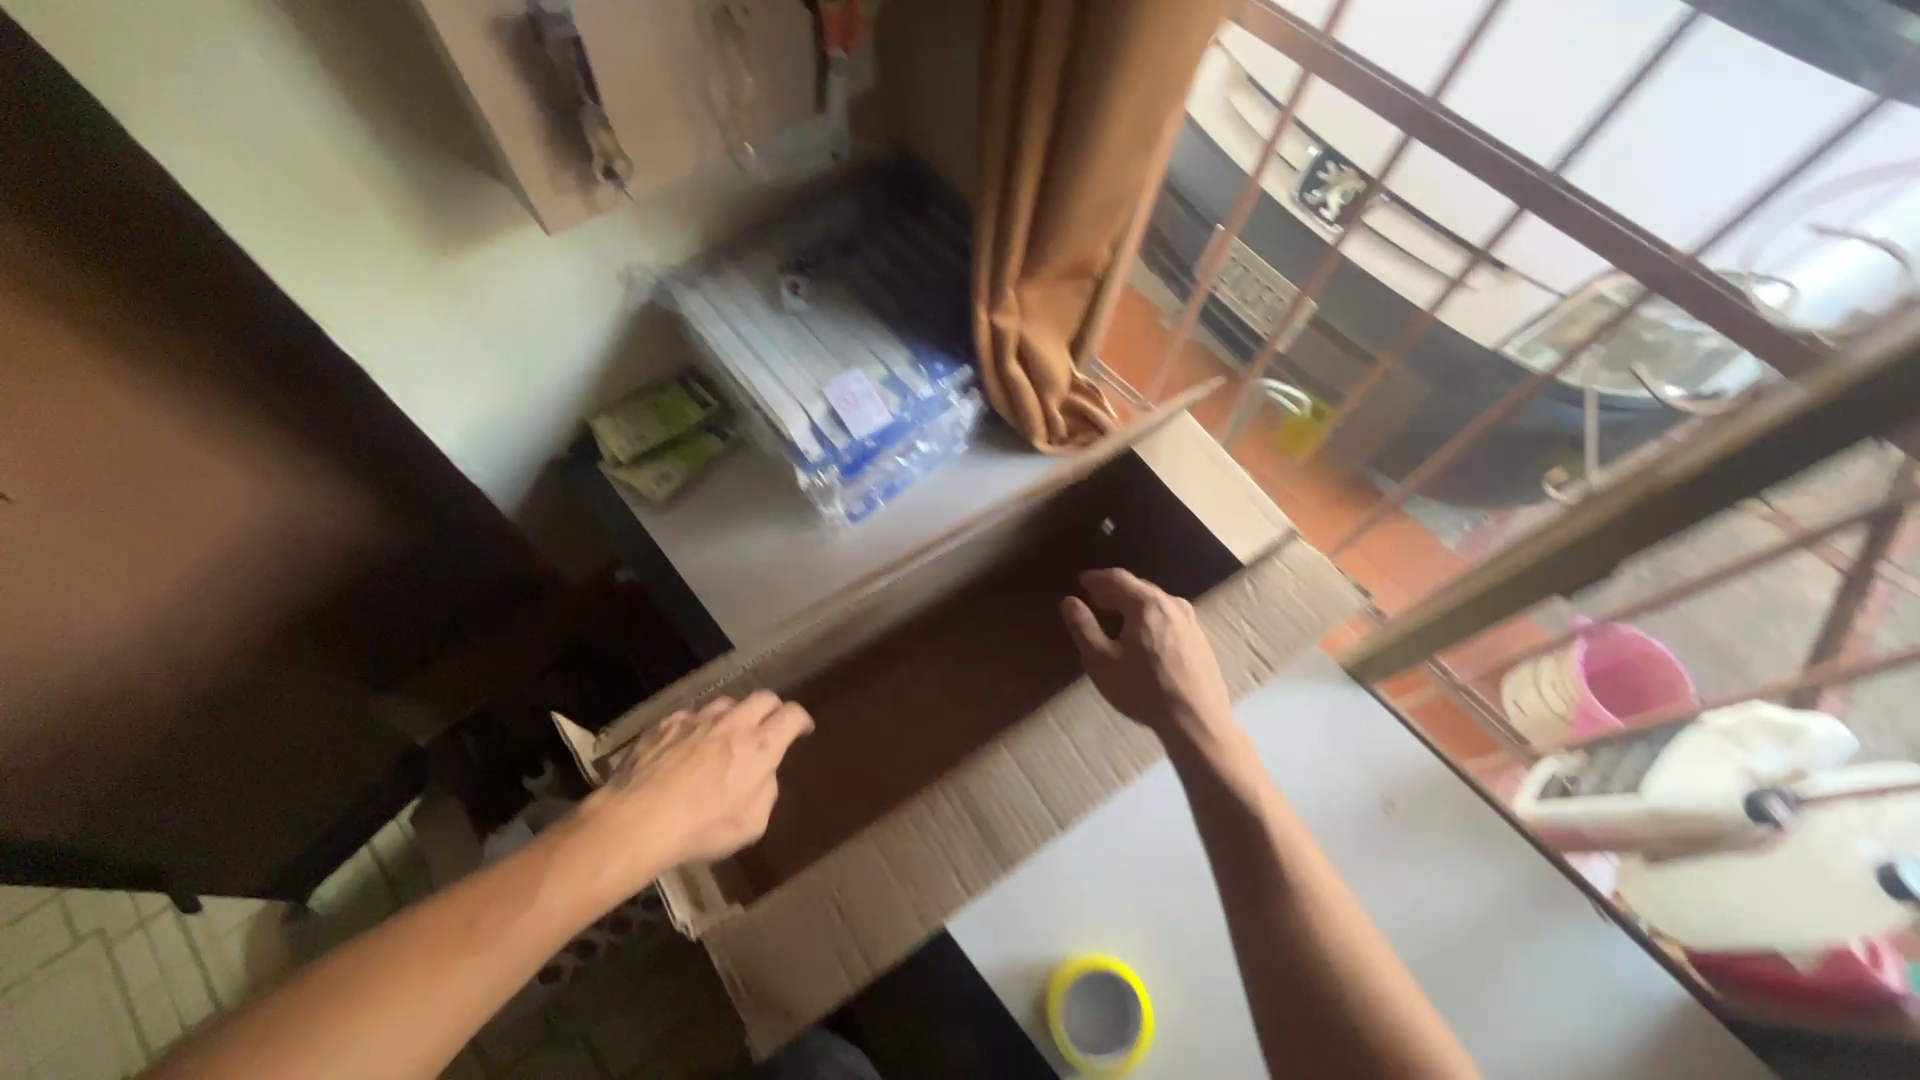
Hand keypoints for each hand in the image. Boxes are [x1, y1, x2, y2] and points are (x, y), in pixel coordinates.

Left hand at [583, 691, 812, 876]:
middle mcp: (732, 724)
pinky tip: (688, 746)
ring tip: (727, 735)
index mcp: (759, 747)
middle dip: (773, 709)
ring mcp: (696, 719)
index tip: (802, 730)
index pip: (791, 715)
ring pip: (726, 703)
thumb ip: (766, 792)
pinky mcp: (666, 724)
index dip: (801, 720)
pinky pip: (690, 717)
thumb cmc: (700, 829)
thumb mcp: (751, 825)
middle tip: (770, 726)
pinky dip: (698, 727)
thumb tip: (763, 774)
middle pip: (763, 698)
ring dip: (734, 716)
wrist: (636, 821)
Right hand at [1062, 568, 1234, 745]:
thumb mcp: (1101, 661)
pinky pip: (1169, 617)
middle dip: (1115, 589)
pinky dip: (1151, 616)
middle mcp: (1172, 605)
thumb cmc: (1143, 689)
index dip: (1097, 578)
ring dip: (1134, 603)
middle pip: (1140, 587)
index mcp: (1147, 604)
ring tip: (1118, 615)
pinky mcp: (1200, 640)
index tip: (1081, 582)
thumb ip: (1083, 628)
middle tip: (1096, 598)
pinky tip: (1145, 635)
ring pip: (1157, 602)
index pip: (1118, 578)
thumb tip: (1070, 601)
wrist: (1196, 720)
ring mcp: (1191, 622)